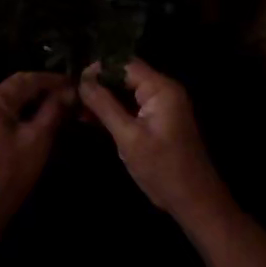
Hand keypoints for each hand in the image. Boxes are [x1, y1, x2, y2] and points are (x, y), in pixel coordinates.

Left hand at [0, 72, 72, 243]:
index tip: (80, 83)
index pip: (28, 78)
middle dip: (48, 90)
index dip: (55, 80)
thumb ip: (54, 111)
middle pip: (20, 86)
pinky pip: (9, 113)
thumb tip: (71, 91)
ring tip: (66, 107)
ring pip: (16, 100)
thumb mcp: (37, 140)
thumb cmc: (9, 174)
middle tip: (76, 96)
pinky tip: (47, 119)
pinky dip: (28, 113)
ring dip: (39, 102)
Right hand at [78, 60, 231, 225]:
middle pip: (124, 75)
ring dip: (103, 97)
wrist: (194, 202)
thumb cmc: (162, 169)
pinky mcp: (157, 120)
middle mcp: (163, 90)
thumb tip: (82, 80)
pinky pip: (131, 106)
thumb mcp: (128, 137)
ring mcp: (161, 105)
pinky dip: (113, 110)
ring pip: (125, 91)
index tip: (72, 80)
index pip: (123, 64)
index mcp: (161, 88)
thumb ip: (104, 105)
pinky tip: (89, 117)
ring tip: (74, 105)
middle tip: (70, 93)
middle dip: (98, 83)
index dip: (97, 69)